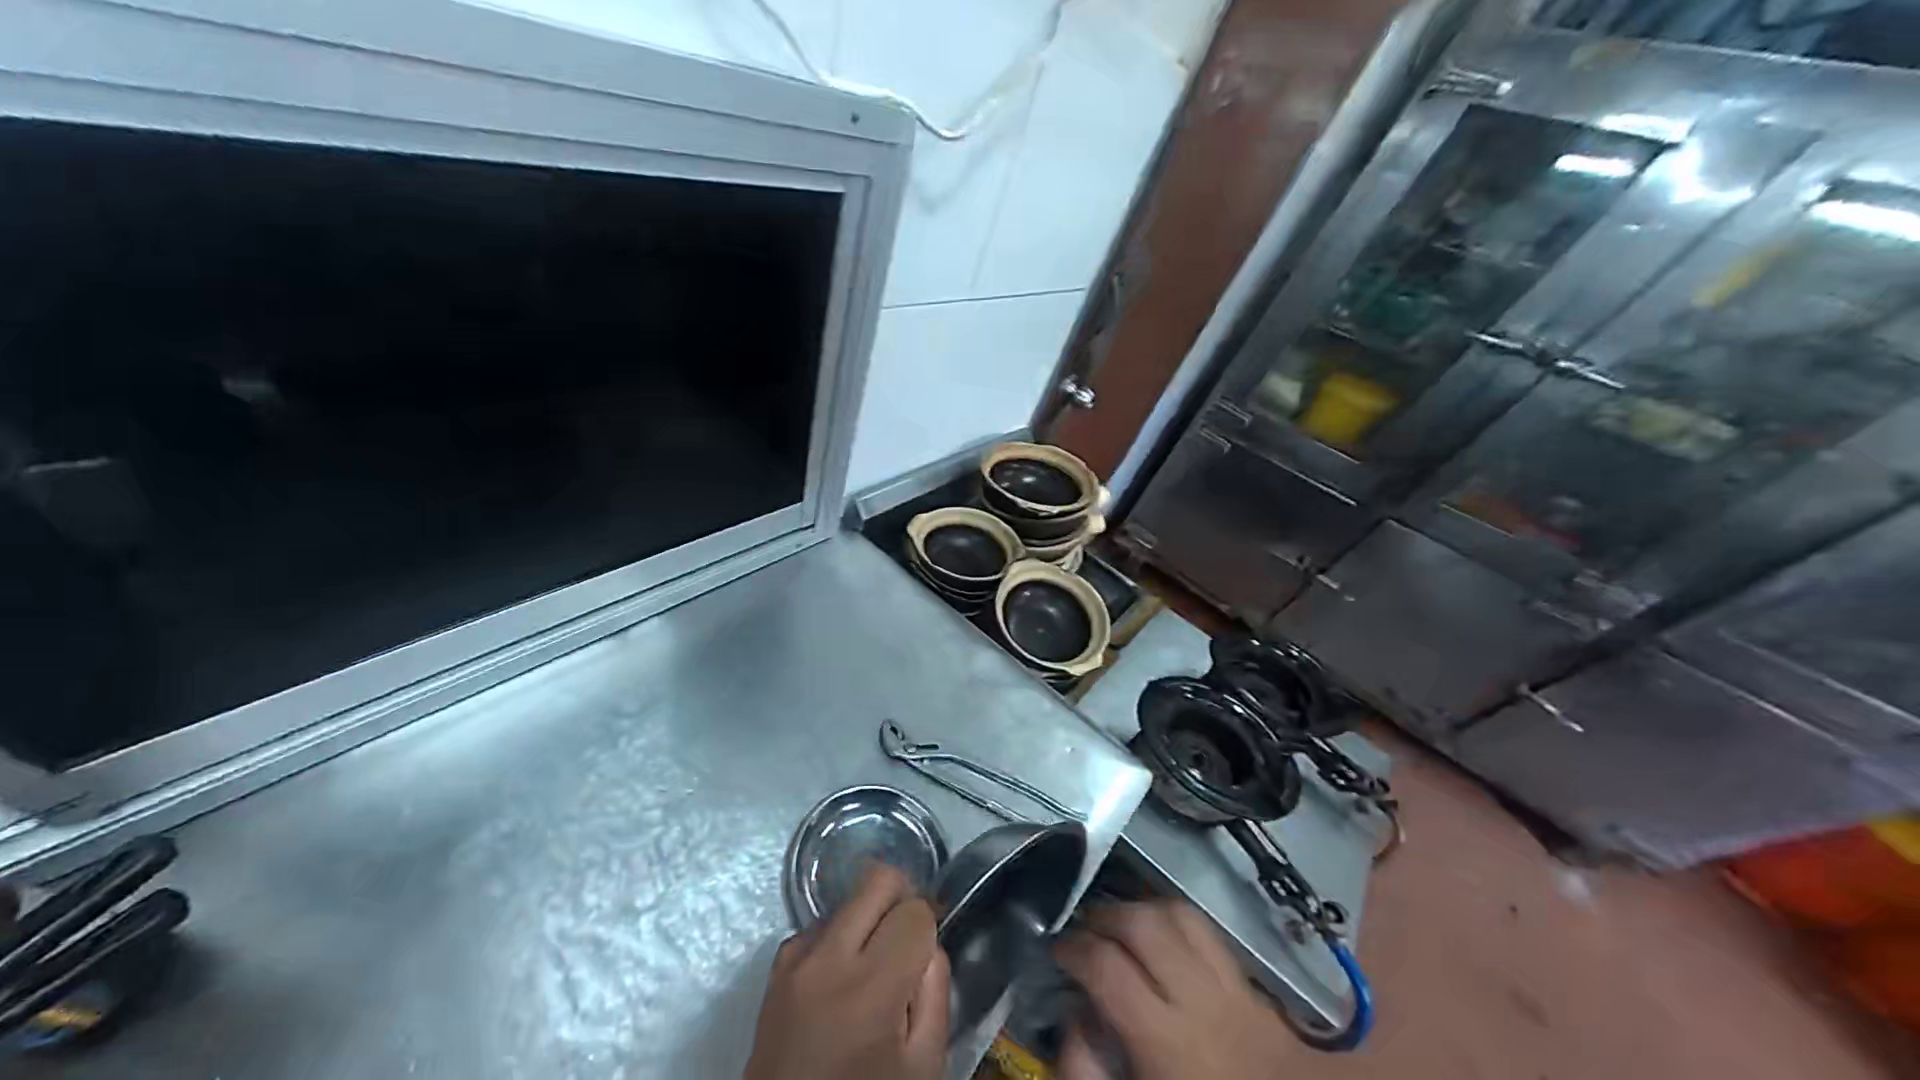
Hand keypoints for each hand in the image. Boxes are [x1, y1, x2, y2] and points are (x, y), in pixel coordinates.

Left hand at [743, 863, 949, 1079]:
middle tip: (907, 938)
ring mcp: (796, 958)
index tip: (927, 954)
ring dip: (868, 919)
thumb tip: (928, 944)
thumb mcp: (924, 1067)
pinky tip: (840, 981)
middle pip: (877, 880)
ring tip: (871, 967)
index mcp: (871, 987)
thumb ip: (935, 993)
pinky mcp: (776, 968)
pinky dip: (838, 940)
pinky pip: (819, 927)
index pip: (914, 910)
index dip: (929, 927)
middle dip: (902, 898)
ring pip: (849, 899)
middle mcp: (828, 958)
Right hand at [1054, 900, 1306, 1079]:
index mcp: (1166, 1041)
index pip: (1107, 966)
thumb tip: (1073, 1017)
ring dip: (1142, 910)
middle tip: (1084, 930)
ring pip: (1182, 915)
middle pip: (1144, 924)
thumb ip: (1087, 1069)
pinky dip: (1179, 923)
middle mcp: (1202, 1001)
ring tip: (1120, 924)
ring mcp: (1235, 989)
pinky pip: (1212, 934)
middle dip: (1104, 915)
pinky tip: (1164, 937)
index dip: (1073, 948)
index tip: (1057, 949)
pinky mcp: (1257, 991)